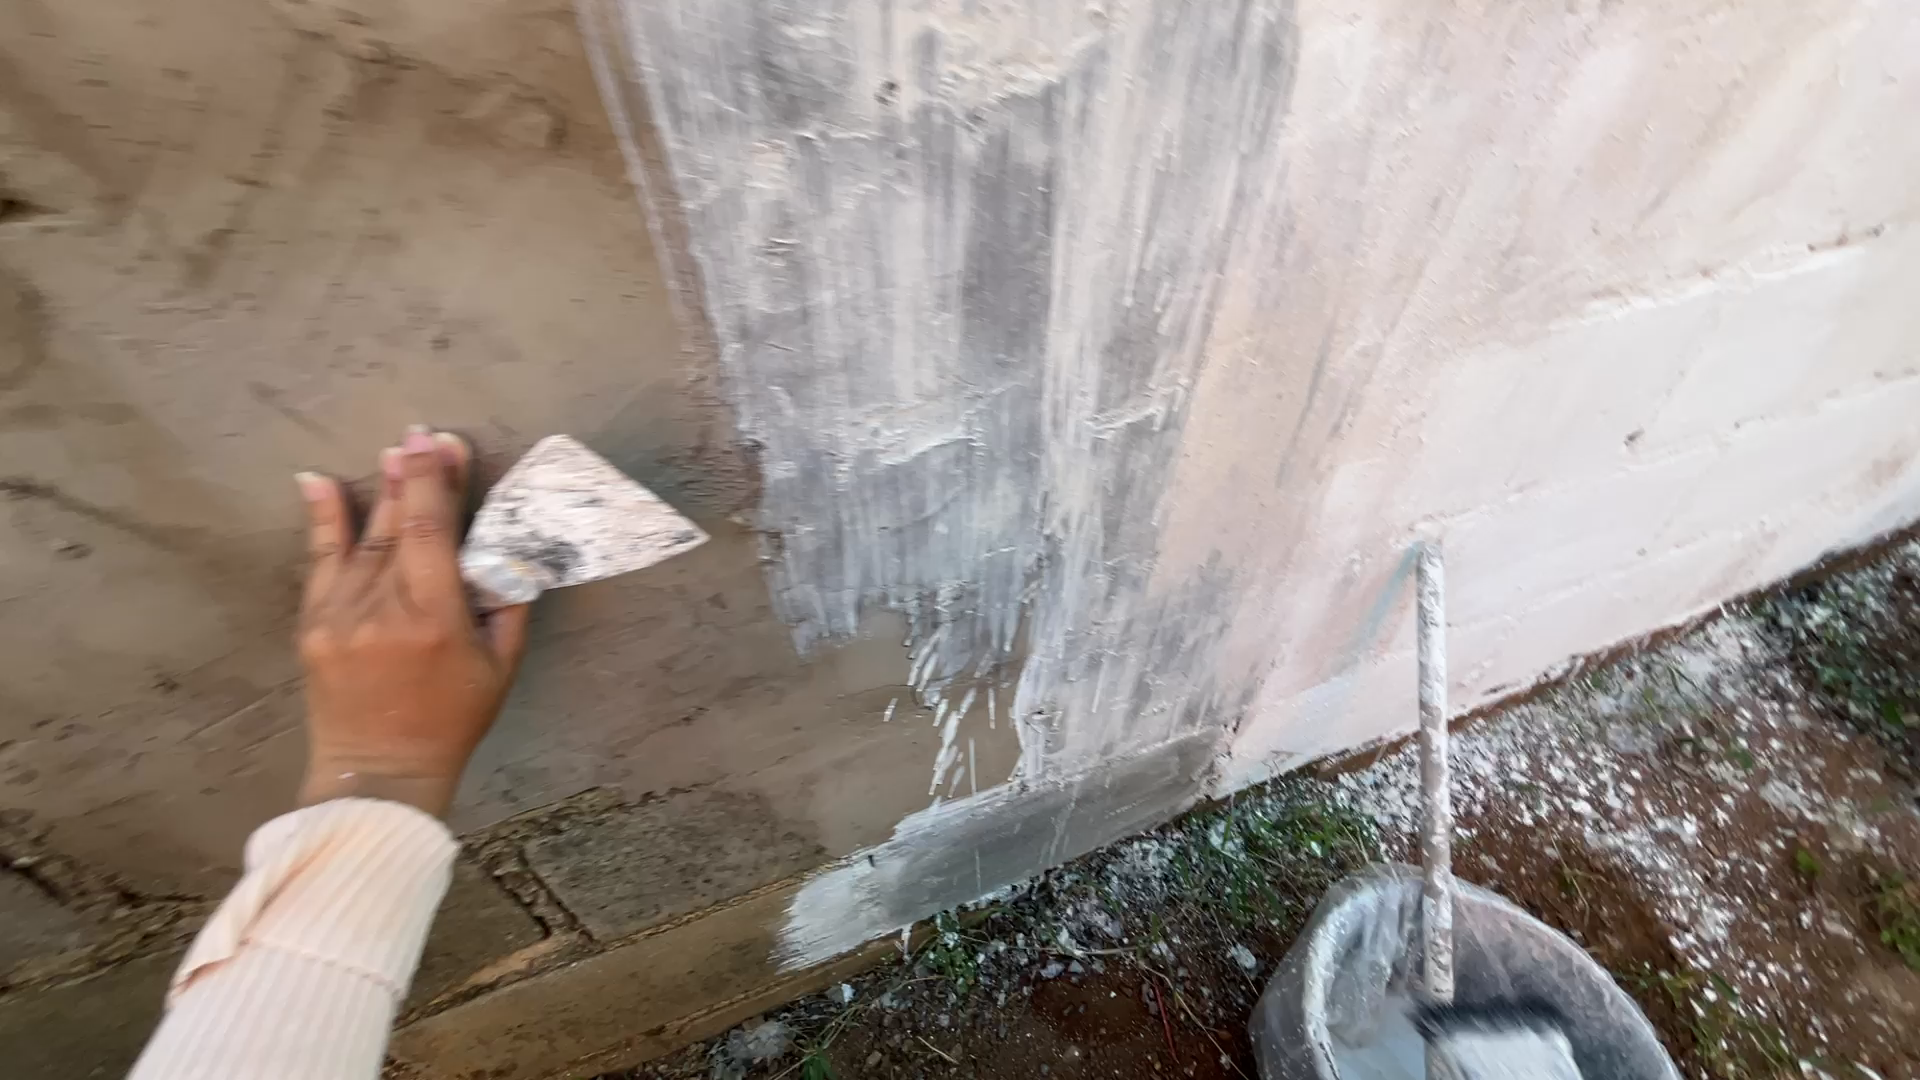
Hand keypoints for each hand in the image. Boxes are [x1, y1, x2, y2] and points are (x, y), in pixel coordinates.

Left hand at [293, 427, 529, 816]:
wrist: (379, 768)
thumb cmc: (456, 716)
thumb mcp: (502, 664)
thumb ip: (506, 606)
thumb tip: (506, 554)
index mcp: (434, 619)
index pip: (435, 535)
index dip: (438, 485)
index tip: (443, 445)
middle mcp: (380, 610)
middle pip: (400, 527)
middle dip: (415, 476)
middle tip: (424, 433)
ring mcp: (338, 616)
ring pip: (364, 540)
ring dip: (383, 491)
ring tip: (395, 449)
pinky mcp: (312, 625)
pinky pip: (319, 562)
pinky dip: (323, 520)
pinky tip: (319, 482)